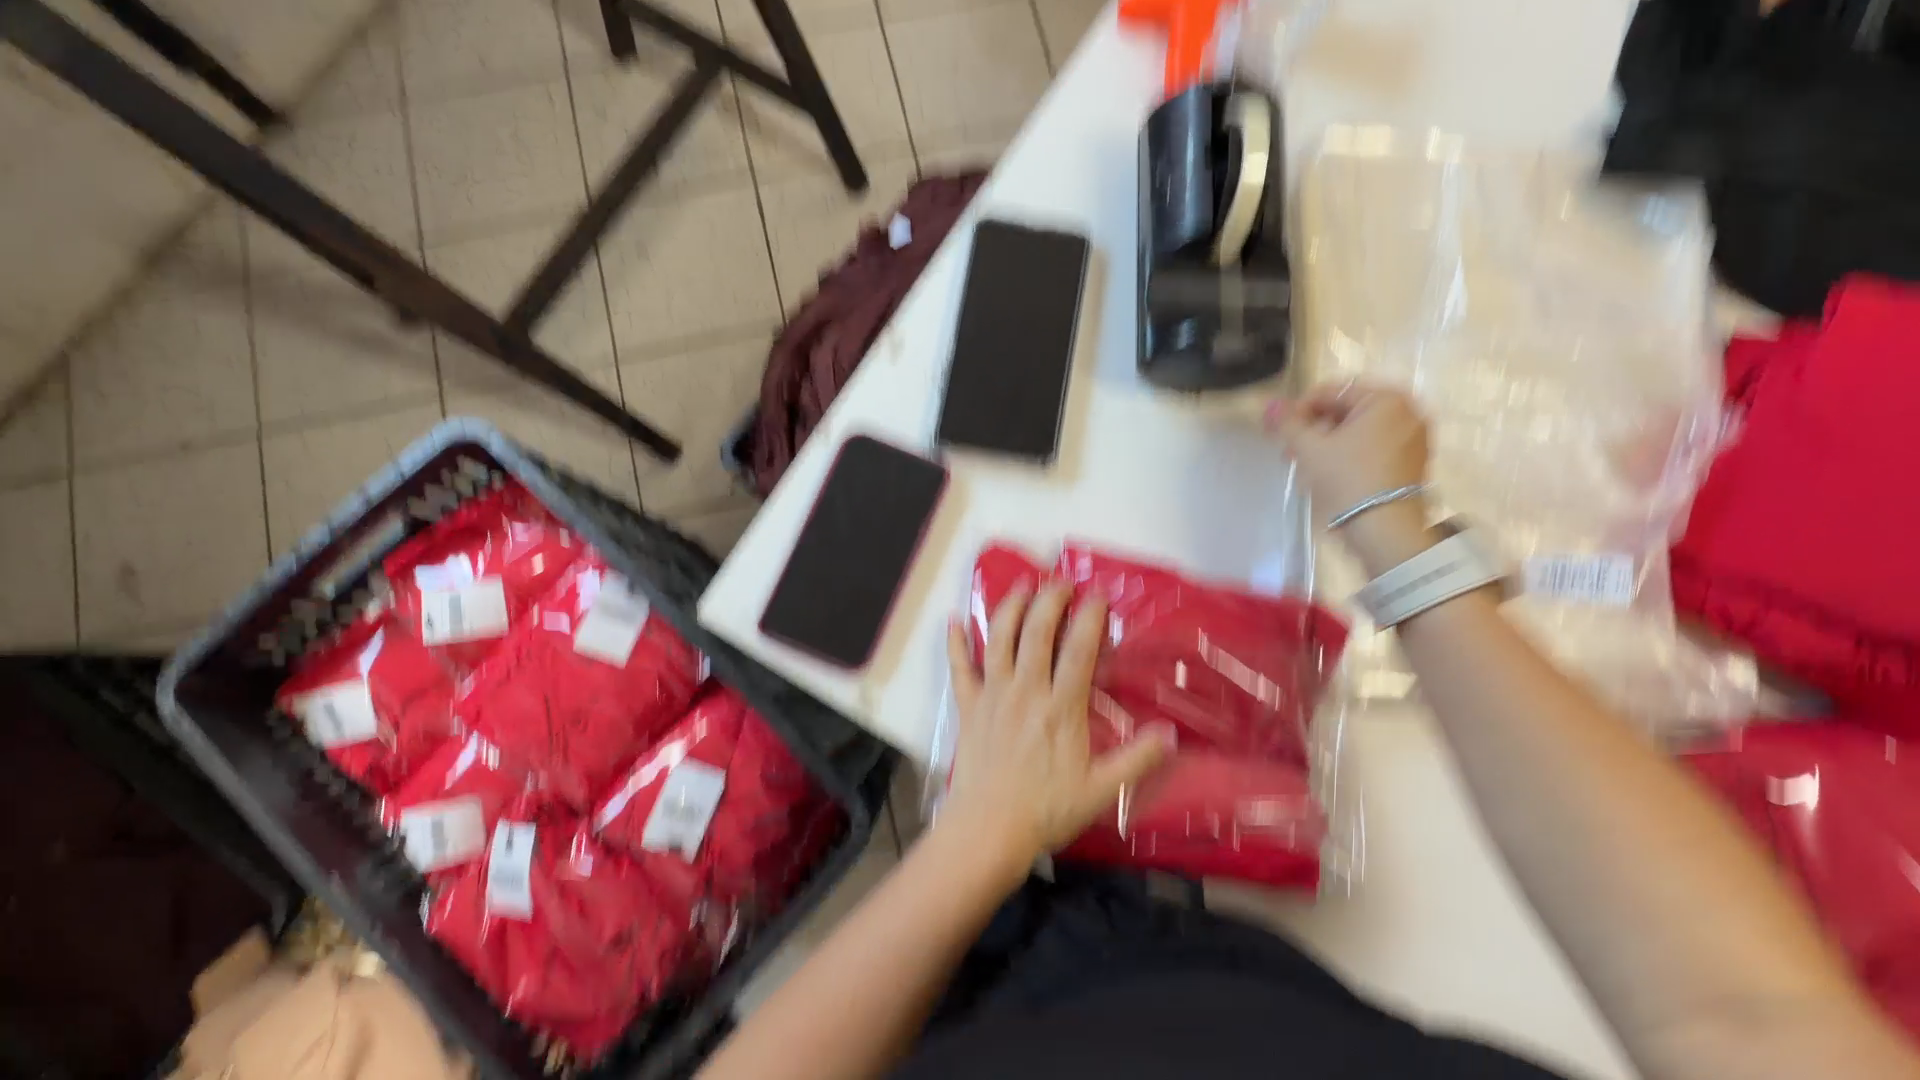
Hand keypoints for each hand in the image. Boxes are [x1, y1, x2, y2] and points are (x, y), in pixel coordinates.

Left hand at [942, 581, 1174, 873]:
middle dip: (1050, 599)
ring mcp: (993, 695)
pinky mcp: (968, 707)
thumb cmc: (1046, 810)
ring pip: (999, 639)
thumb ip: (1137, 759)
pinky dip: (955, 643)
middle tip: (1061, 582)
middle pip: (1037, 632)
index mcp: (1061, 707)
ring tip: (1022, 585)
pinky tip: (953, 620)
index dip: (1090, 618)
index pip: (1079, 650)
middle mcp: (1026, 690)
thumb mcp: (1101, 790)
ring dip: (1010, 607)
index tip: (1098, 596)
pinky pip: (959, 668)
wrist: (988, 830)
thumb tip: (1171, 733)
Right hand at [1266, 381, 1438, 574]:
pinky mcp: (1413, 462)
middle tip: (1290, 450)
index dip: (1299, 409)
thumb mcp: (1310, 449)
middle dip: (1314, 429)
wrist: (1384, 530)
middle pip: (1347, 411)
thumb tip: (1270, 405)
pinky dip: (1350, 454)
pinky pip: (1374, 447)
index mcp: (1386, 399)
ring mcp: (1414, 438)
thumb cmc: (1347, 480)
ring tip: (1304, 464)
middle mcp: (1408, 411)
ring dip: (1328, 443)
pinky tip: (1328, 472)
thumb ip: (1287, 423)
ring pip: (1359, 431)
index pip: (1331, 392)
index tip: (1278, 430)